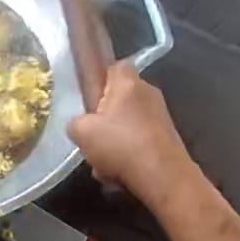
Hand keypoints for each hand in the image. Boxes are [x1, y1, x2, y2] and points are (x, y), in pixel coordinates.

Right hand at [68, 60, 203, 211]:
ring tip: (101, 160)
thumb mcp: (80, 132)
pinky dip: (125, 154)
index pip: (115, 65)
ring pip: (125, 123)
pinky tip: (116, 172)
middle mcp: (148, 93)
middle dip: (102, 115)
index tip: (87, 95)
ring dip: (111, 140)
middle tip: (89, 132)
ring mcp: (159, 116)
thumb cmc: (119, 145)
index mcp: (128, 84)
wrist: (161, 175)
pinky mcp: (164, 137)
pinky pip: (136, 140)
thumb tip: (81, 124)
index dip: (99, 77)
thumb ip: (75, 121)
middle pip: (118, 97)